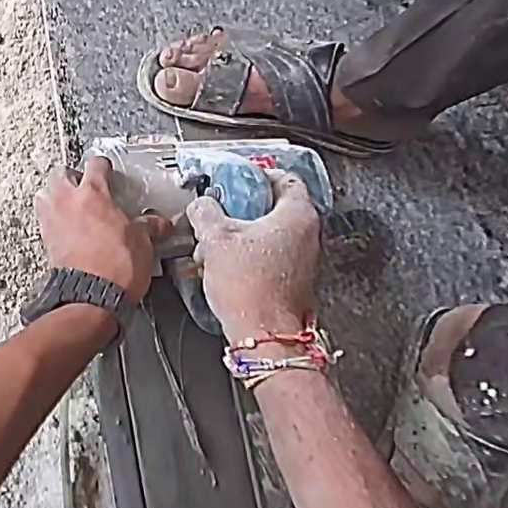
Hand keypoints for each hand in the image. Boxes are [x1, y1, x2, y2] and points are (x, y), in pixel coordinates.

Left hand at [35, 156, 171, 300]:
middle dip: (71, 177)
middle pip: (60, 175)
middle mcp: (67, 203)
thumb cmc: (114, 267)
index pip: (95, 165)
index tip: (107, 170)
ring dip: (54, 197)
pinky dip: (53, 221)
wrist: (91, 296)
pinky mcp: (46, 243)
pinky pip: (44, 222)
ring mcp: (52, 222)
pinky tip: (65, 230)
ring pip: (44, 196)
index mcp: (92, 194)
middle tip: (83, 184)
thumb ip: (148, 227)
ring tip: (69, 205)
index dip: (103, 166)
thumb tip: (157, 224)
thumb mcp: (142, 242)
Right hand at [187, 170, 319, 341]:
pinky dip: (245, 254)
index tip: (239, 177)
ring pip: (267, 232)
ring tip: (213, 244)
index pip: (284, 178)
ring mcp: (301, 258)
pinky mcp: (290, 278)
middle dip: (240, 209)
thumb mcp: (216, 239)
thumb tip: (201, 205)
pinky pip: (267, 255)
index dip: (258, 173)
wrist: (262, 333)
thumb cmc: (250, 288)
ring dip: (238, 234)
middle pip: (272, 206)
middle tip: (218, 212)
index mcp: (296, 215)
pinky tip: (222, 264)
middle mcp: (306, 234)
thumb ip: (205, 213)